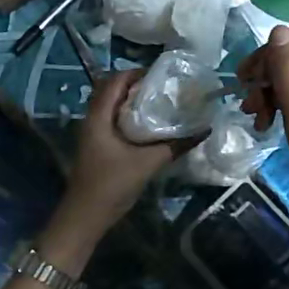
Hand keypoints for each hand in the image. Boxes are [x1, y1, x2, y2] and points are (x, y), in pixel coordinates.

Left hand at [64, 70, 194, 226]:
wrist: (86, 216)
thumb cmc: (111, 185)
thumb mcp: (146, 164)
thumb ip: (174, 146)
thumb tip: (203, 130)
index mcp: (98, 116)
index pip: (115, 80)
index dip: (137, 73)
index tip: (162, 75)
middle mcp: (92, 118)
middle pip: (112, 90)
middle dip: (136, 85)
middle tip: (163, 88)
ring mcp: (92, 133)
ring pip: (111, 106)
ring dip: (131, 101)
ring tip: (159, 103)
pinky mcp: (97, 145)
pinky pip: (112, 120)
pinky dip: (128, 116)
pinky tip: (148, 126)